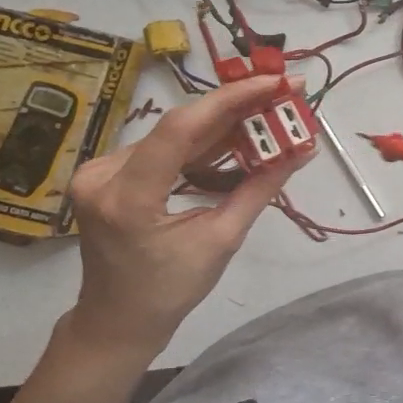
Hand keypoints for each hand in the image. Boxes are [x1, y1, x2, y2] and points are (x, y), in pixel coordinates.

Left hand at [67, 75, 309, 351]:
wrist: (117, 319)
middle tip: (284, 94)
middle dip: (236, 110)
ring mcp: (101, 172)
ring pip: (175, 136)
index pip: (180, 130)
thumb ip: (258, 188)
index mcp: (127, 197)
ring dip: (224, 127)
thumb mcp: (222, 239)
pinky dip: (204, 146)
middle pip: (180, 128)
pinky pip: (165, 150)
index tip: (274, 83)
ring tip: (271, 115)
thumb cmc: (170, 289)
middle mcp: (103, 175)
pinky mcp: (109, 175)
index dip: (230, 100)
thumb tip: (301, 150)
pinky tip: (239, 141)